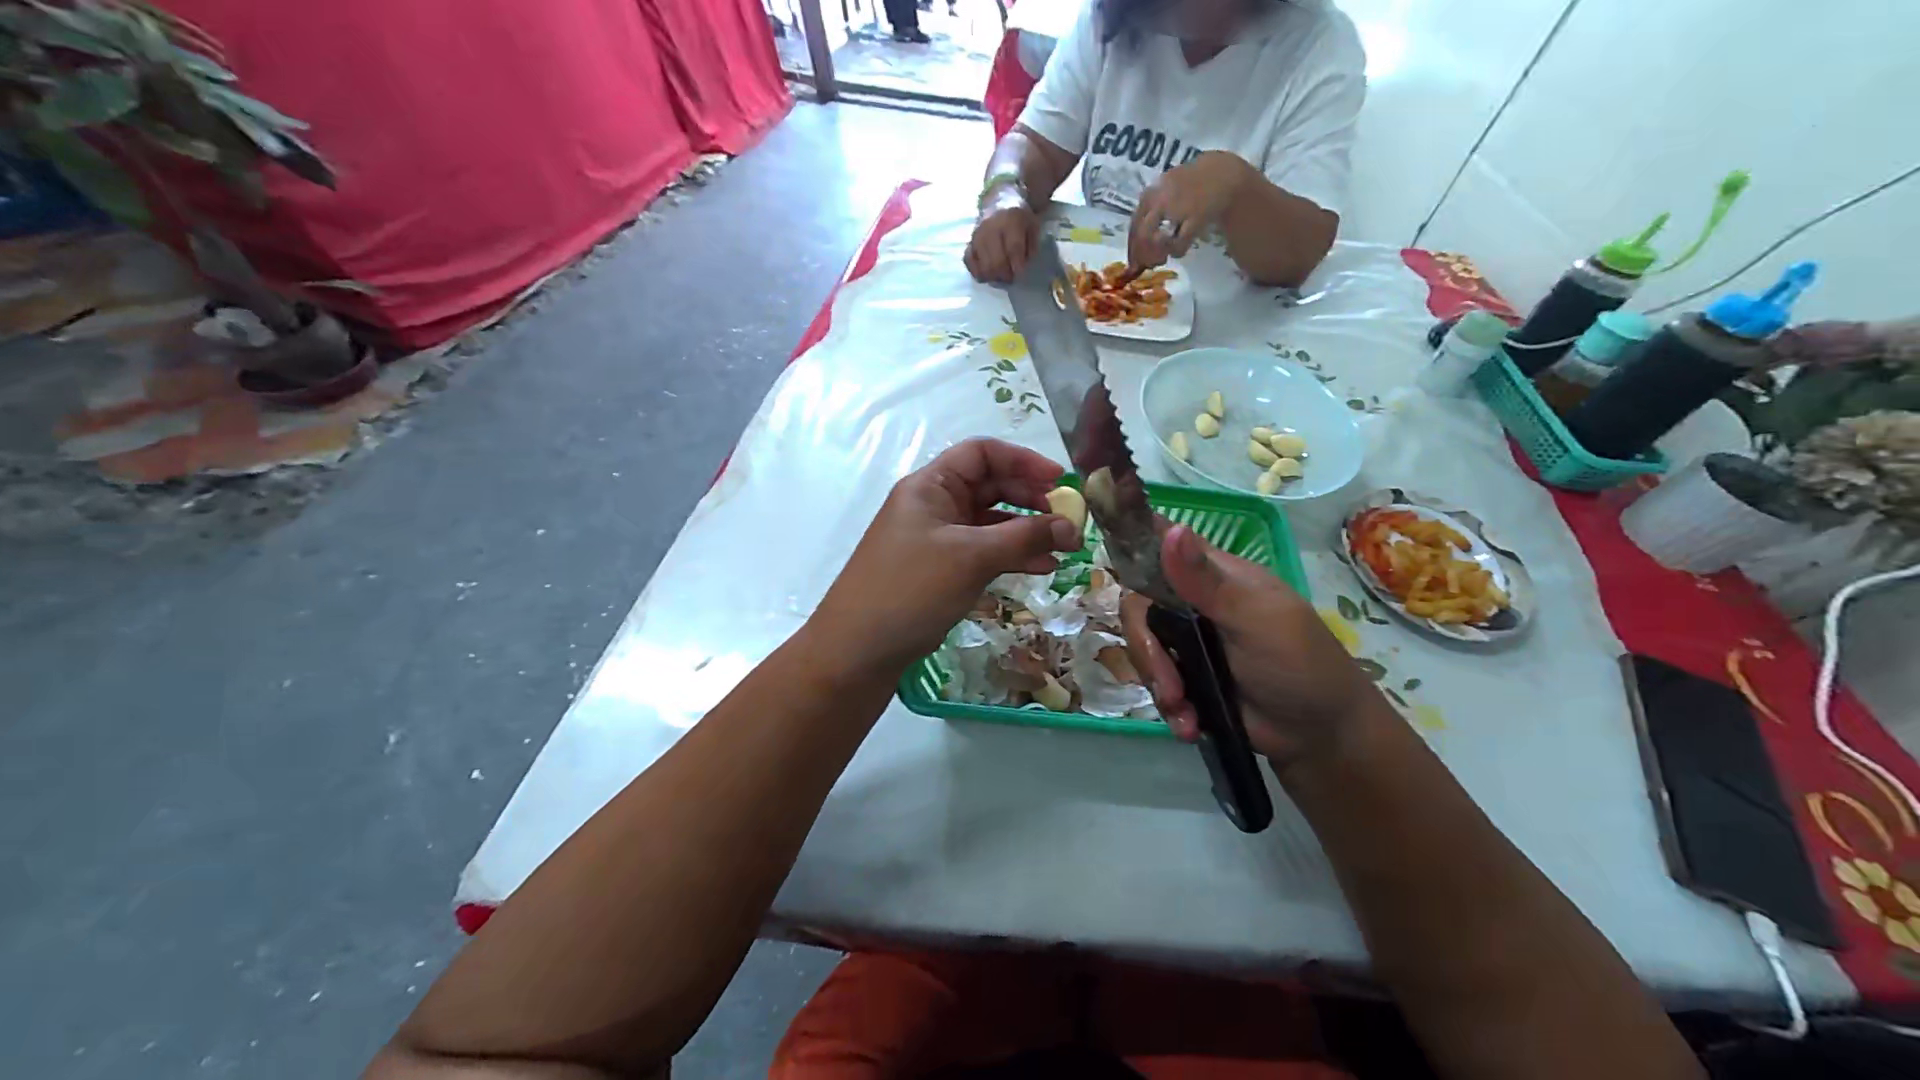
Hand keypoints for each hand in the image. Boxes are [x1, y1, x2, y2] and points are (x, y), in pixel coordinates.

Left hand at [812, 438, 1081, 674]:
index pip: (982, 454)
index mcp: (931, 486)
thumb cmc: (911, 589)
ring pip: (990, 522)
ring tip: (1064, 549)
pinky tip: (1041, 568)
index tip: (1060, 482)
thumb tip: (1072, 527)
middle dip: (1032, 500)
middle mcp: (934, 505)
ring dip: (1027, 531)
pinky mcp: (941, 569)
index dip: (1024, 461)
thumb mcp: (971, 557)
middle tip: (1068, 521)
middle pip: (991, 486)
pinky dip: (1011, 555)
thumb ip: (1024, 537)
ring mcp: (936, 539)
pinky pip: (983, 551)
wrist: (858, 649)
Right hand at [965, 188, 1039, 282]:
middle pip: (996, 262)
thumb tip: (1023, 267)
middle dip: (1006, 276)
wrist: (999, 202)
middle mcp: (991, 228)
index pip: (1013, 249)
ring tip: (1000, 277)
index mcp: (1010, 221)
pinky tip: (987, 272)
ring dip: (993, 277)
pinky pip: (969, 263)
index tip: (1021, 274)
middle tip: (1011, 278)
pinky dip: (978, 272)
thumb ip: (1031, 247)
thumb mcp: (1033, 226)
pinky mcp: (969, 243)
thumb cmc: (1019, 218)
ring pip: (983, 267)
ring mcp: (977, 236)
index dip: (1018, 266)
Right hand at [1121, 525, 1378, 769]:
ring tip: (1186, 712)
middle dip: (1147, 650)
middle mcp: (1192, 602)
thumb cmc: (1300, 664)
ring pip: (1142, 649)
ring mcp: (1187, 642)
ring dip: (1158, 685)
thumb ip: (1208, 580)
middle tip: (1170, 684)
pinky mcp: (1186, 678)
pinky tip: (1189, 725)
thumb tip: (1170, 530)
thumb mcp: (1257, 619)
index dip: (1131, 547)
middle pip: (1138, 607)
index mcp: (1212, 575)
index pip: (1159, 544)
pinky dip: (1169, 708)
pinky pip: (1155, 684)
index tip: (1107, 561)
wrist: (1321, 737)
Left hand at [1128, 151, 1253, 270]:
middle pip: (1141, 235)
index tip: (1132, 264)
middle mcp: (1159, 200)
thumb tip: (1136, 244)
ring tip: (1162, 259)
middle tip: (1148, 265)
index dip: (1132, 248)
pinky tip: (1179, 251)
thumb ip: (1149, 214)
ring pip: (1156, 239)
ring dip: (1156, 255)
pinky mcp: (1195, 216)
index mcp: (1149, 195)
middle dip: (1142, 255)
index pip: (1133, 226)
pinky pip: (1180, 241)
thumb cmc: (1188, 186)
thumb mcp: (1164, 193)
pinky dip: (1176, 250)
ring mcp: (1177, 207)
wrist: (1220, 173)